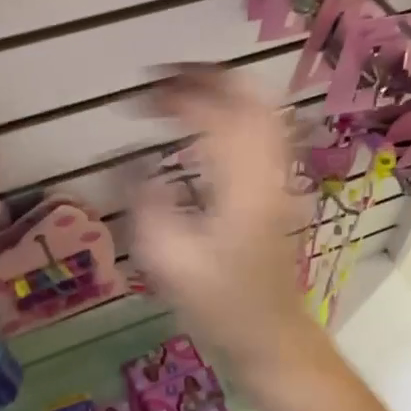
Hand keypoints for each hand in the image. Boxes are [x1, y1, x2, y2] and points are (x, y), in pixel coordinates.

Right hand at [130, 68, 313, 360]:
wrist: (272, 334)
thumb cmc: (219, 304)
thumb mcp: (168, 262)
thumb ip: (147, 205)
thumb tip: (130, 165)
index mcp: (240, 185)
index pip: (215, 116)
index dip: (176, 96)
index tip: (139, 100)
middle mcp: (267, 169)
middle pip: (249, 96)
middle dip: (204, 76)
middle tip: (162, 78)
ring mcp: (280, 174)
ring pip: (262, 107)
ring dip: (222, 88)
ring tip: (180, 89)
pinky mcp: (280, 183)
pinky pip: (264, 126)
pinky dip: (235, 108)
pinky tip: (207, 120)